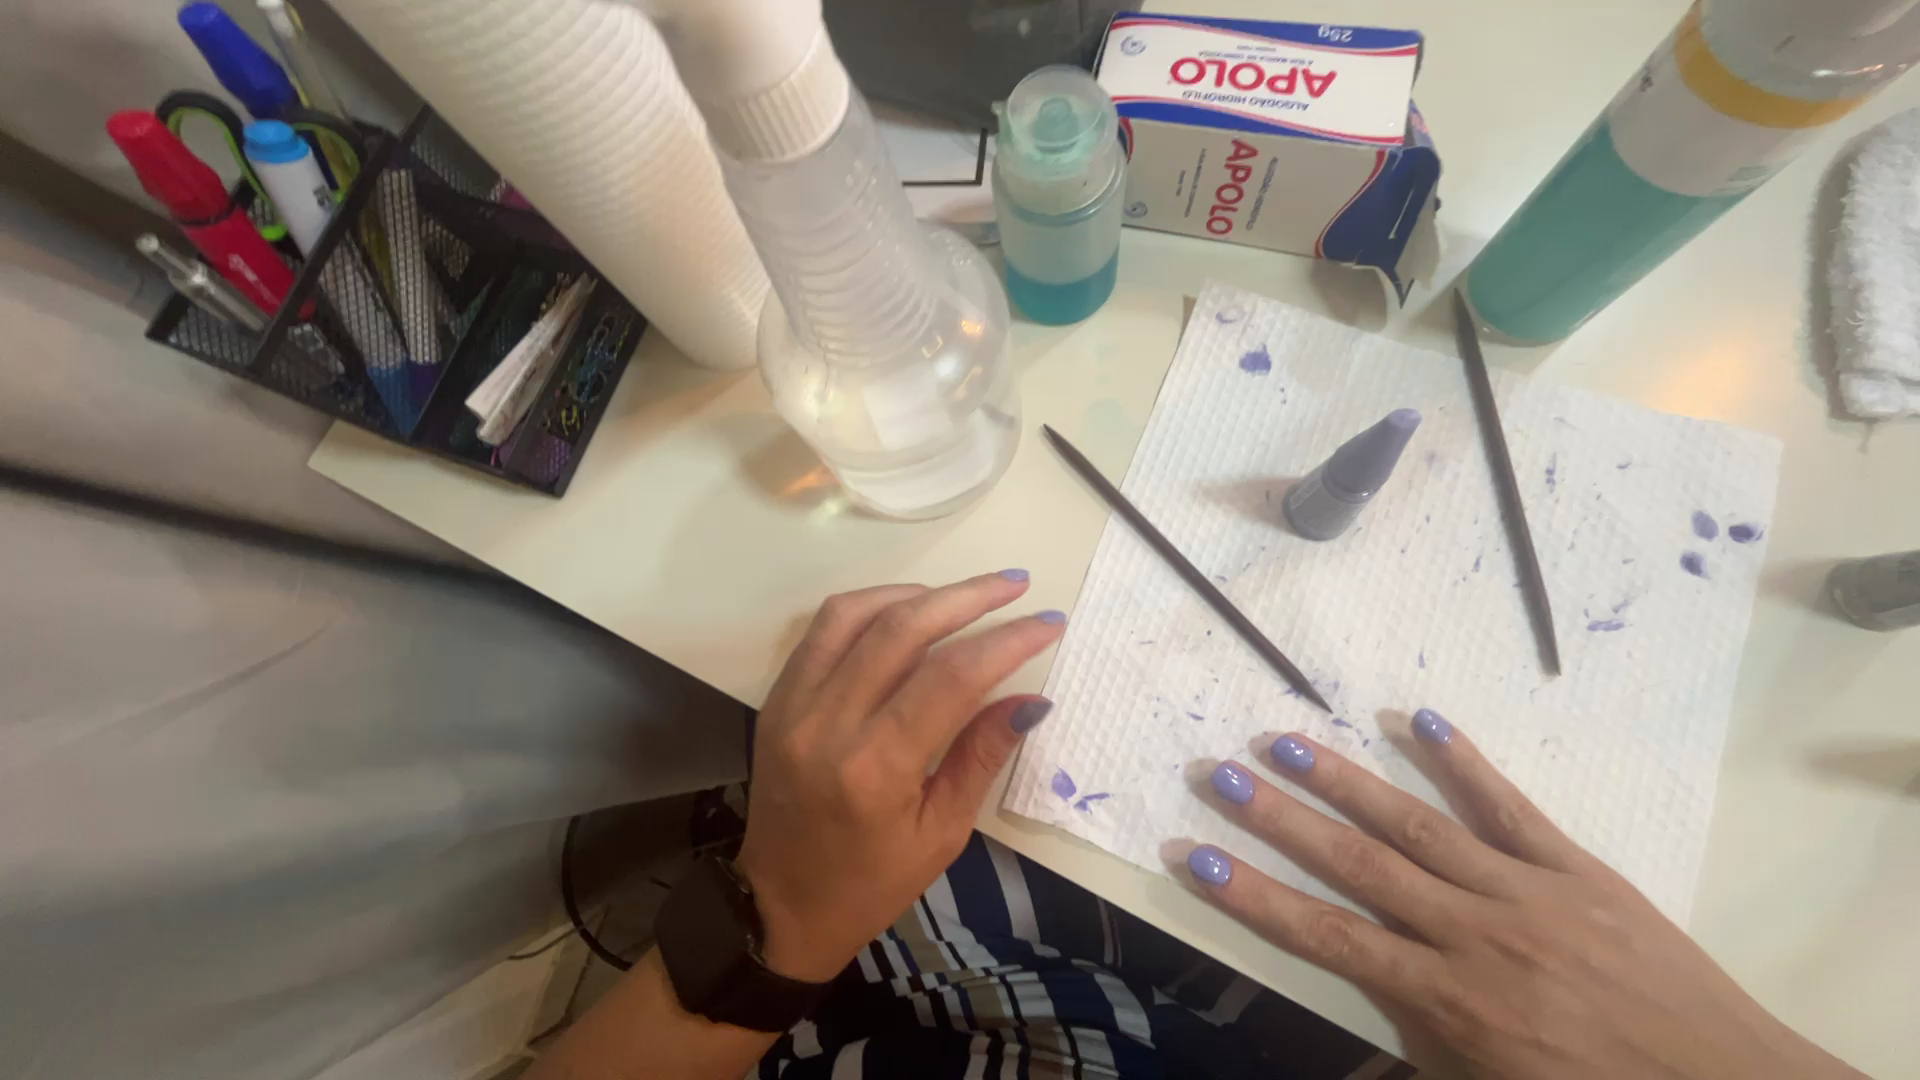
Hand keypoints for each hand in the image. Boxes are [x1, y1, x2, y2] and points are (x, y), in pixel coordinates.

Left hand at [734, 572, 1063, 982]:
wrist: (780, 904)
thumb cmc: (872, 881)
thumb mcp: (942, 831)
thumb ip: (982, 755)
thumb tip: (1030, 697)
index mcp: (876, 768)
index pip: (952, 677)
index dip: (1007, 641)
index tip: (1047, 621)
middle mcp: (829, 723)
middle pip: (904, 629)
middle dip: (969, 596)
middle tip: (1015, 583)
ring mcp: (794, 703)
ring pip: (857, 613)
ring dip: (918, 592)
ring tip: (965, 594)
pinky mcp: (779, 696)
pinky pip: (824, 628)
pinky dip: (871, 605)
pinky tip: (907, 608)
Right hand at [1185, 711, 1866, 1079]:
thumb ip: (1402, 1055)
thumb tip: (1336, 1033)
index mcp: (1446, 1001)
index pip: (1325, 937)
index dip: (1255, 898)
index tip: (1198, 858)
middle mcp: (1472, 935)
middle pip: (1355, 865)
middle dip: (1280, 819)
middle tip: (1223, 774)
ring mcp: (1524, 892)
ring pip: (1415, 824)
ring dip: (1344, 781)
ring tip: (1286, 742)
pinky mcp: (1575, 868)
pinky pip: (1509, 807)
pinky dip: (1461, 761)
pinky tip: (1418, 716)